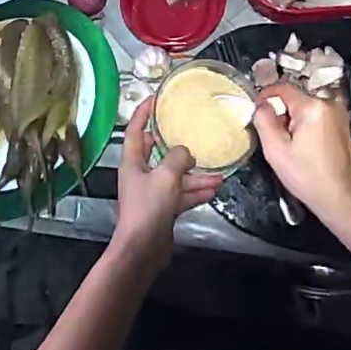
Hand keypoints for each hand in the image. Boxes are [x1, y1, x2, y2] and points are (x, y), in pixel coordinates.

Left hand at [111, 97, 219, 271]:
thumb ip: (178, 158)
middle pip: (159, 153)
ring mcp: (151, 193)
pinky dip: (195, 192)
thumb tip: (185, 153)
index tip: (153, 98)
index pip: (136, 130)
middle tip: (192, 135)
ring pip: (175, 177)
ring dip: (195, 175)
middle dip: (178, 147)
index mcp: (132, 161)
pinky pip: (181, 195)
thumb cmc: (148, 208)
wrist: (142, 251)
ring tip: (218, 173)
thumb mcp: (166, 176)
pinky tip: (213, 190)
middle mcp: (140, 174)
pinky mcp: (162, 210)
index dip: (143, 113)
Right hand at [253, 83, 350, 227]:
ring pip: (305, 107)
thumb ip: (263, 120)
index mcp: (312, 106)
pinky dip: (306, 125)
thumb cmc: (307, 176)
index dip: (266, 95)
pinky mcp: (342, 124)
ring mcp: (338, 113)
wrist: (343, 199)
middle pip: (295, 98)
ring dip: (293, 120)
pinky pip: (316, 115)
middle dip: (281, 112)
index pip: (283, 88)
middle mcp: (328, 103)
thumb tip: (261, 104)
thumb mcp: (276, 150)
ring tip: (290, 145)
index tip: (256, 110)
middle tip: (275, 136)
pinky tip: (305, 147)